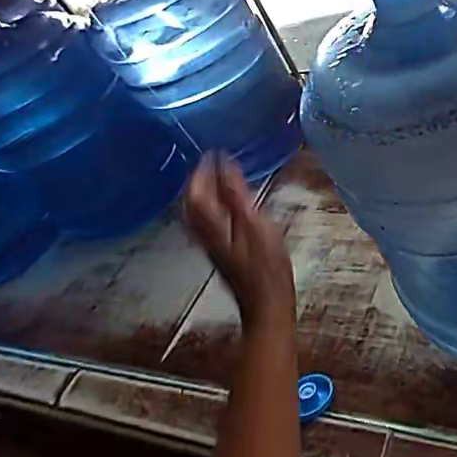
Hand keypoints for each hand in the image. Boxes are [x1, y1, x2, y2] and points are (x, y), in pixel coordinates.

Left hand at [181, 153, 295, 337]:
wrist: (266, 304)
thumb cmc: (266, 265)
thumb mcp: (256, 224)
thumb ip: (237, 195)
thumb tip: (224, 165)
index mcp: (212, 224)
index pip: (195, 192)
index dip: (201, 171)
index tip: (212, 152)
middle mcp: (205, 234)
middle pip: (190, 203)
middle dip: (197, 180)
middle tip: (210, 162)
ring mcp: (211, 246)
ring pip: (195, 214)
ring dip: (201, 193)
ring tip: (214, 177)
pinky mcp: (219, 253)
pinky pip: (204, 222)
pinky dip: (209, 206)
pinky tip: (223, 204)